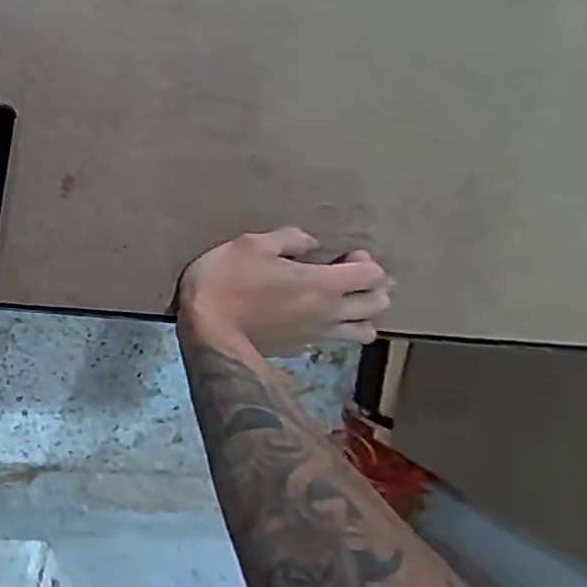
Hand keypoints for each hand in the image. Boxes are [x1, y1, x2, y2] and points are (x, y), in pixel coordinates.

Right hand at [177, 227, 391, 356]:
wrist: (208, 328)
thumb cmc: (226, 280)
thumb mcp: (249, 245)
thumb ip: (287, 239)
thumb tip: (311, 243)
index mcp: (323, 283)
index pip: (372, 275)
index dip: (365, 262)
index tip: (346, 255)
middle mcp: (331, 311)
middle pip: (378, 303)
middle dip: (374, 287)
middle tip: (350, 276)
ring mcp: (317, 333)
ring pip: (365, 330)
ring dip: (362, 314)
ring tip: (342, 303)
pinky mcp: (300, 347)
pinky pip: (334, 339)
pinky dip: (335, 329)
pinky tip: (312, 319)